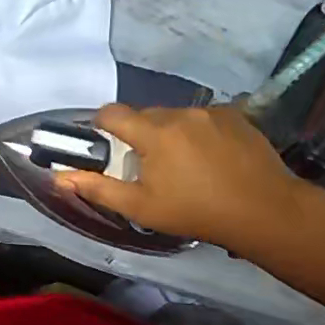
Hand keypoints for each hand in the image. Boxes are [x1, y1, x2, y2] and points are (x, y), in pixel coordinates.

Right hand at [53, 103, 311, 250]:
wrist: (264, 210)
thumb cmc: (196, 211)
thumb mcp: (140, 207)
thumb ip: (97, 189)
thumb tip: (60, 178)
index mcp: (154, 133)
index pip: (112, 112)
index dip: (101, 124)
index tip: (102, 142)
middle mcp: (181, 113)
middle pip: (144, 114)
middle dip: (137, 134)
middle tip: (144, 165)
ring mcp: (212, 112)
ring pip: (174, 116)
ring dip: (168, 133)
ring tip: (180, 165)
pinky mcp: (237, 115)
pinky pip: (202, 118)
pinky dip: (196, 132)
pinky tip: (208, 158)